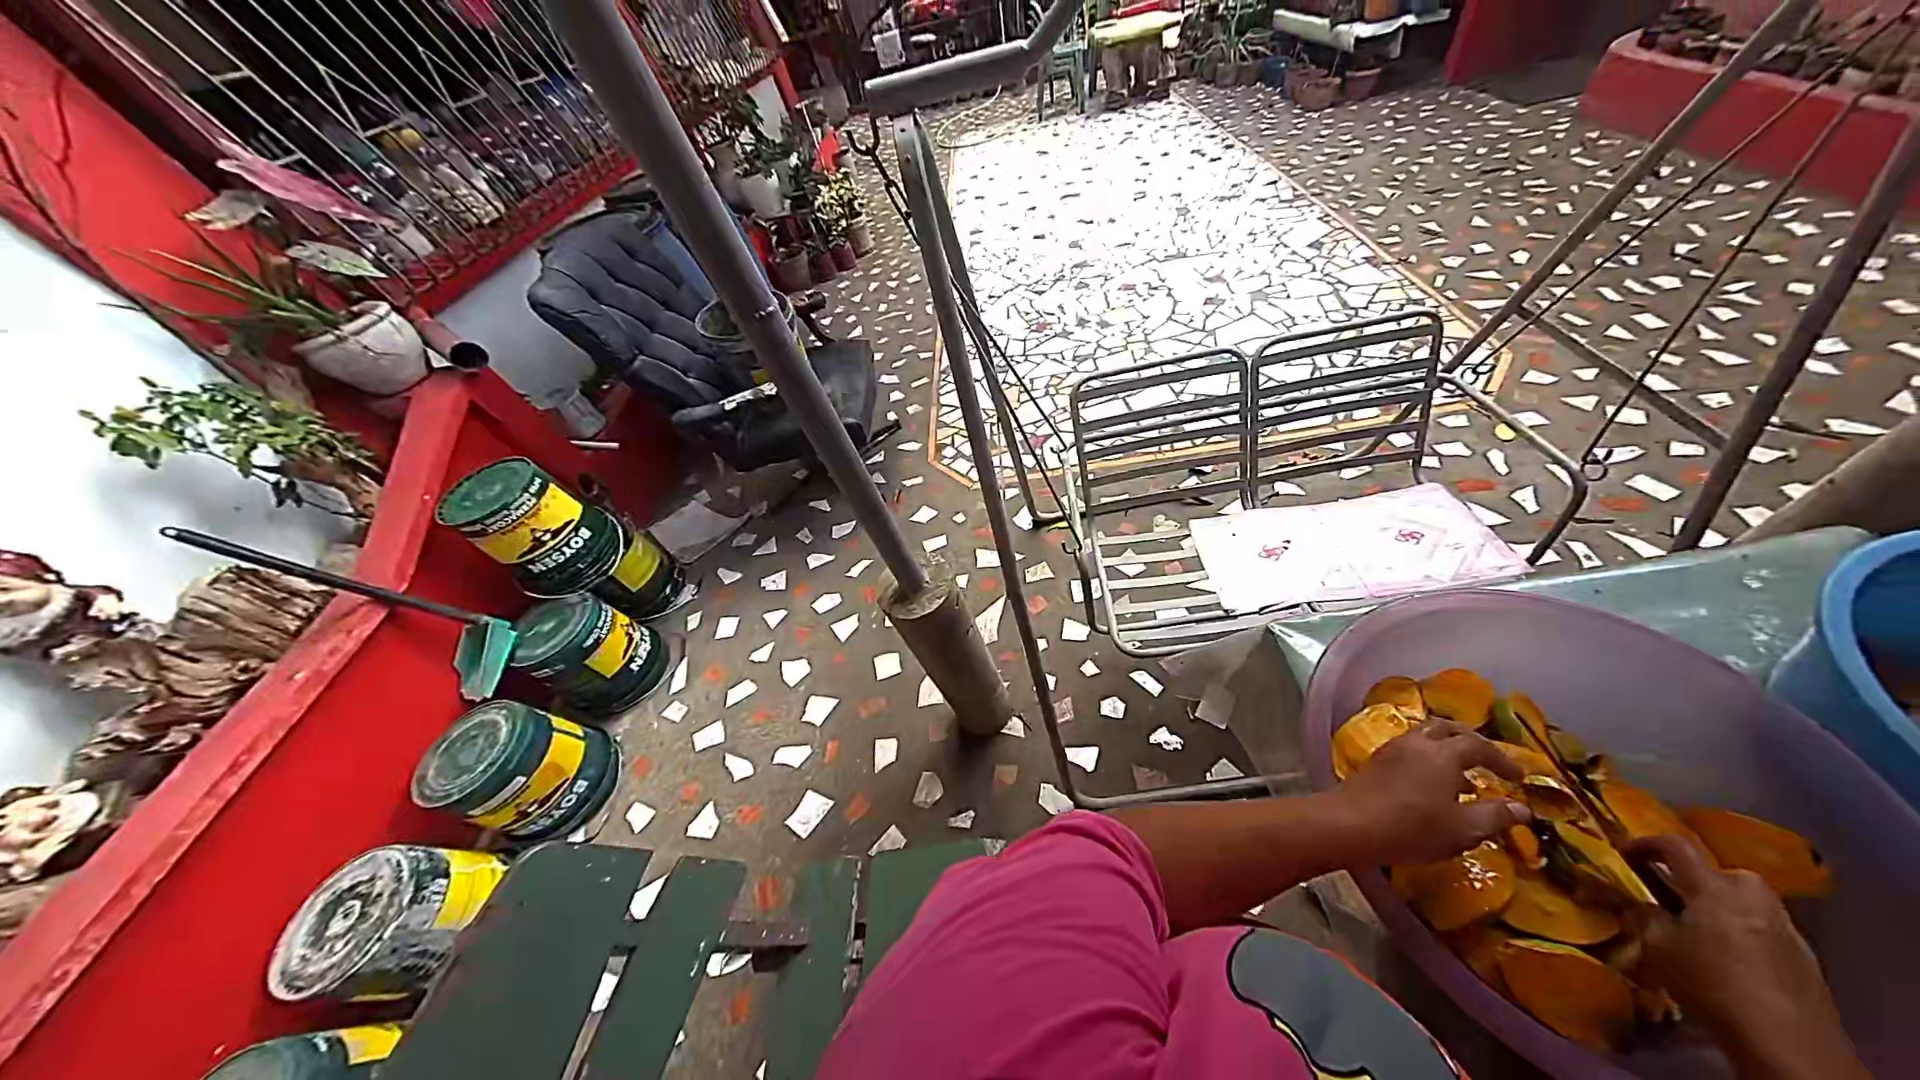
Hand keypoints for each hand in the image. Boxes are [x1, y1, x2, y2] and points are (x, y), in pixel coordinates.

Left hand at [1332, 720, 1529, 865]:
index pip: (1478, 745)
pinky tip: (1433, 786)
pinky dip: (1427, 758)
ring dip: (1447, 750)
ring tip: (1464, 778)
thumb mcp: (1465, 828)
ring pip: (1424, 737)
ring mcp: (1391, 750)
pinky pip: (1408, 750)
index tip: (1518, 777)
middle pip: (1447, 729)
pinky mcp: (1375, 762)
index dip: (1502, 759)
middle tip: (1489, 762)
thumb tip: (1522, 808)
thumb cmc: (1413, 827)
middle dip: (1471, 741)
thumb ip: (1495, 816)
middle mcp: (1415, 742)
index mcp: (1442, 753)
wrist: (1351, 824)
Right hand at [1628, 834, 1870, 1079]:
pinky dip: (1742, 930)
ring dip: (1719, 904)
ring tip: (1699, 928)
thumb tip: (1640, 904)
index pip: (1675, 846)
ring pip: (1746, 900)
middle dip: (1694, 878)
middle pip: (1720, 871)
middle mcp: (1753, 899)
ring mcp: (1785, 929)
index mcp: (1714, 889)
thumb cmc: (1710, 983)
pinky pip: (1764, 927)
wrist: (1788, 1043)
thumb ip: (1644, 915)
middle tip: (1672, 896)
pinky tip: (1730, 957)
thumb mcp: (1656, 946)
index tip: (1624, 856)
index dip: (1644, 844)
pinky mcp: (1804, 958)